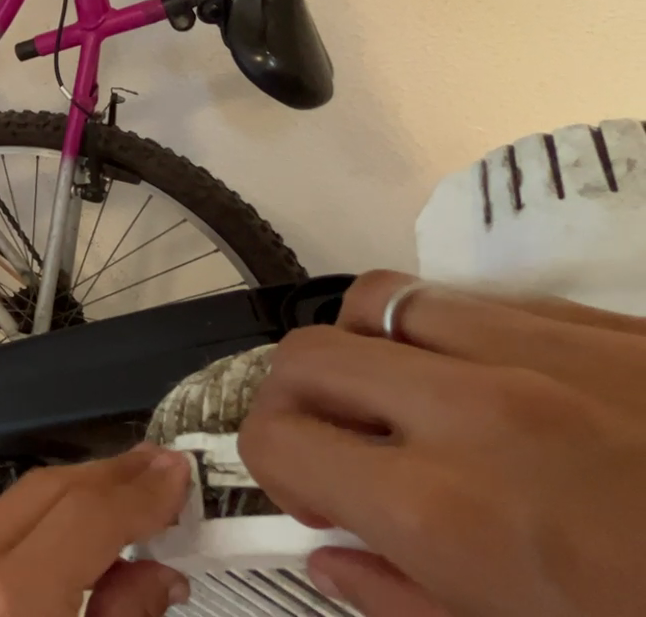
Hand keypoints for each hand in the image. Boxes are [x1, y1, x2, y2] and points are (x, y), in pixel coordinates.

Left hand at [0, 445, 191, 616]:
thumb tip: (157, 573)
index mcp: (9, 597)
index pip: (84, 515)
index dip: (138, 490)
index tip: (179, 472)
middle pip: (46, 491)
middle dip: (109, 475)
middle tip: (162, 467)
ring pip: (20, 500)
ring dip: (78, 491)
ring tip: (132, 488)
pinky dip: (45, 516)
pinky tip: (82, 525)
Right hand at [241, 270, 645, 616]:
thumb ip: (414, 604)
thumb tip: (332, 556)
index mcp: (452, 513)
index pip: (276, 439)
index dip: (273, 469)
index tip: (308, 496)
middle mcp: (477, 412)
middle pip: (305, 356)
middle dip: (295, 401)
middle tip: (337, 444)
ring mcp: (558, 356)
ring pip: (377, 300)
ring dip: (364, 349)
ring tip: (405, 396)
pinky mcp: (626, 329)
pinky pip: (483, 299)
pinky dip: (452, 332)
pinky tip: (496, 380)